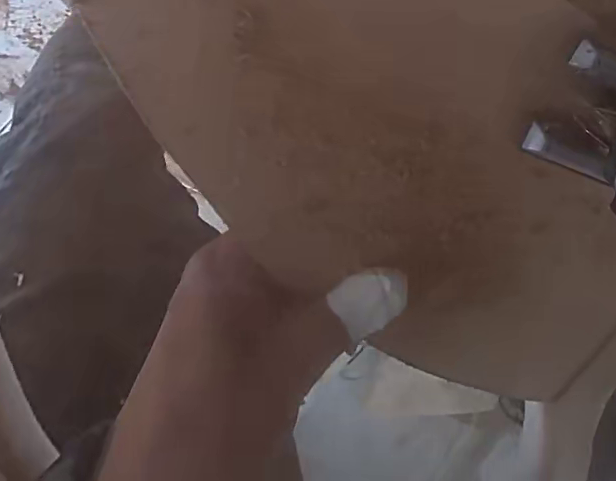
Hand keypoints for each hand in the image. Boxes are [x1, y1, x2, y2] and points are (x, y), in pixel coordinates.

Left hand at [96, 235, 405, 480]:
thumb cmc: (216, 411)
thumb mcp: (287, 363)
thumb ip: (342, 316)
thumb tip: (398, 280)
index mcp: (224, 260)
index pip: (287, 213)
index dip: (332, 209)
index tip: (376, 204)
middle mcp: (220, 272)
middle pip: (289, 245)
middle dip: (336, 247)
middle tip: (388, 236)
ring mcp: (221, 308)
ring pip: (287, 278)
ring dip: (326, 280)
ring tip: (380, 266)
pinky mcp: (227, 342)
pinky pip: (279, 306)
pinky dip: (311, 306)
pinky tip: (347, 309)